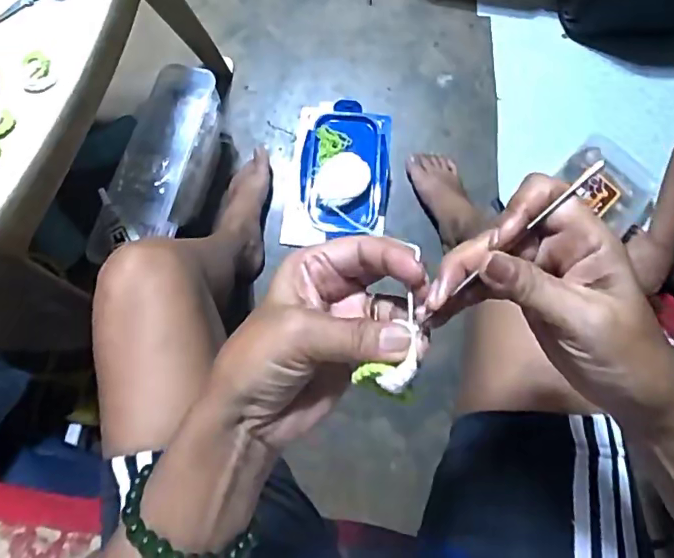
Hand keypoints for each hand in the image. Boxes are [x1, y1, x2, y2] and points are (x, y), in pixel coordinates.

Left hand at [209, 235, 427, 449]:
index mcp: (315, 266)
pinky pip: (391, 341)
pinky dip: (407, 347)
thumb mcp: (300, 336)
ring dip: (411, 321)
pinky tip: (415, 356)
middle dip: (409, 285)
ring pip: (393, 309)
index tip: (419, 274)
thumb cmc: (258, 361)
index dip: (393, 256)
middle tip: (431, 303)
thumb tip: (410, 338)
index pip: (363, 249)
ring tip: (423, 339)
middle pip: (384, 274)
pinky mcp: (359, 352)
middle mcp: (337, 286)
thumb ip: (355, 335)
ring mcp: (350, 319)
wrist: (242, 423)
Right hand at [424, 175, 673, 435]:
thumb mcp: (583, 318)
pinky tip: (440, 311)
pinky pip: (488, 283)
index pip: (546, 195)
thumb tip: (484, 259)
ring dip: (460, 275)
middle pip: (507, 228)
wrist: (638, 398)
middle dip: (473, 252)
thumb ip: (533, 287)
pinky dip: (464, 294)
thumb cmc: (626, 352)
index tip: (499, 241)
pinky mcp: (524, 293)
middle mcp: (558, 242)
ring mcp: (538, 267)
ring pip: (491, 255)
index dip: (517, 208)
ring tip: (432, 303)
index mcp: (584, 235)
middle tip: (442, 287)